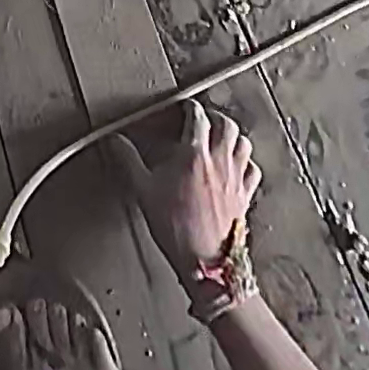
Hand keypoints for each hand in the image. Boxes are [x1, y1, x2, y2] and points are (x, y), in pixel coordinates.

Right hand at [110, 101, 261, 295]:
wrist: (206, 262)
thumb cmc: (176, 227)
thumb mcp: (143, 190)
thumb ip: (128, 160)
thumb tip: (115, 142)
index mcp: (194, 154)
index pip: (197, 117)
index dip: (189, 107)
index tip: (183, 107)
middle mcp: (219, 161)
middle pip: (226, 124)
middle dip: (214, 116)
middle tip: (203, 117)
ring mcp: (236, 177)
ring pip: (243, 142)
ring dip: (232, 134)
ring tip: (220, 135)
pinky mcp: (246, 195)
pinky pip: (253, 168)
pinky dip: (245, 160)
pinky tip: (236, 164)